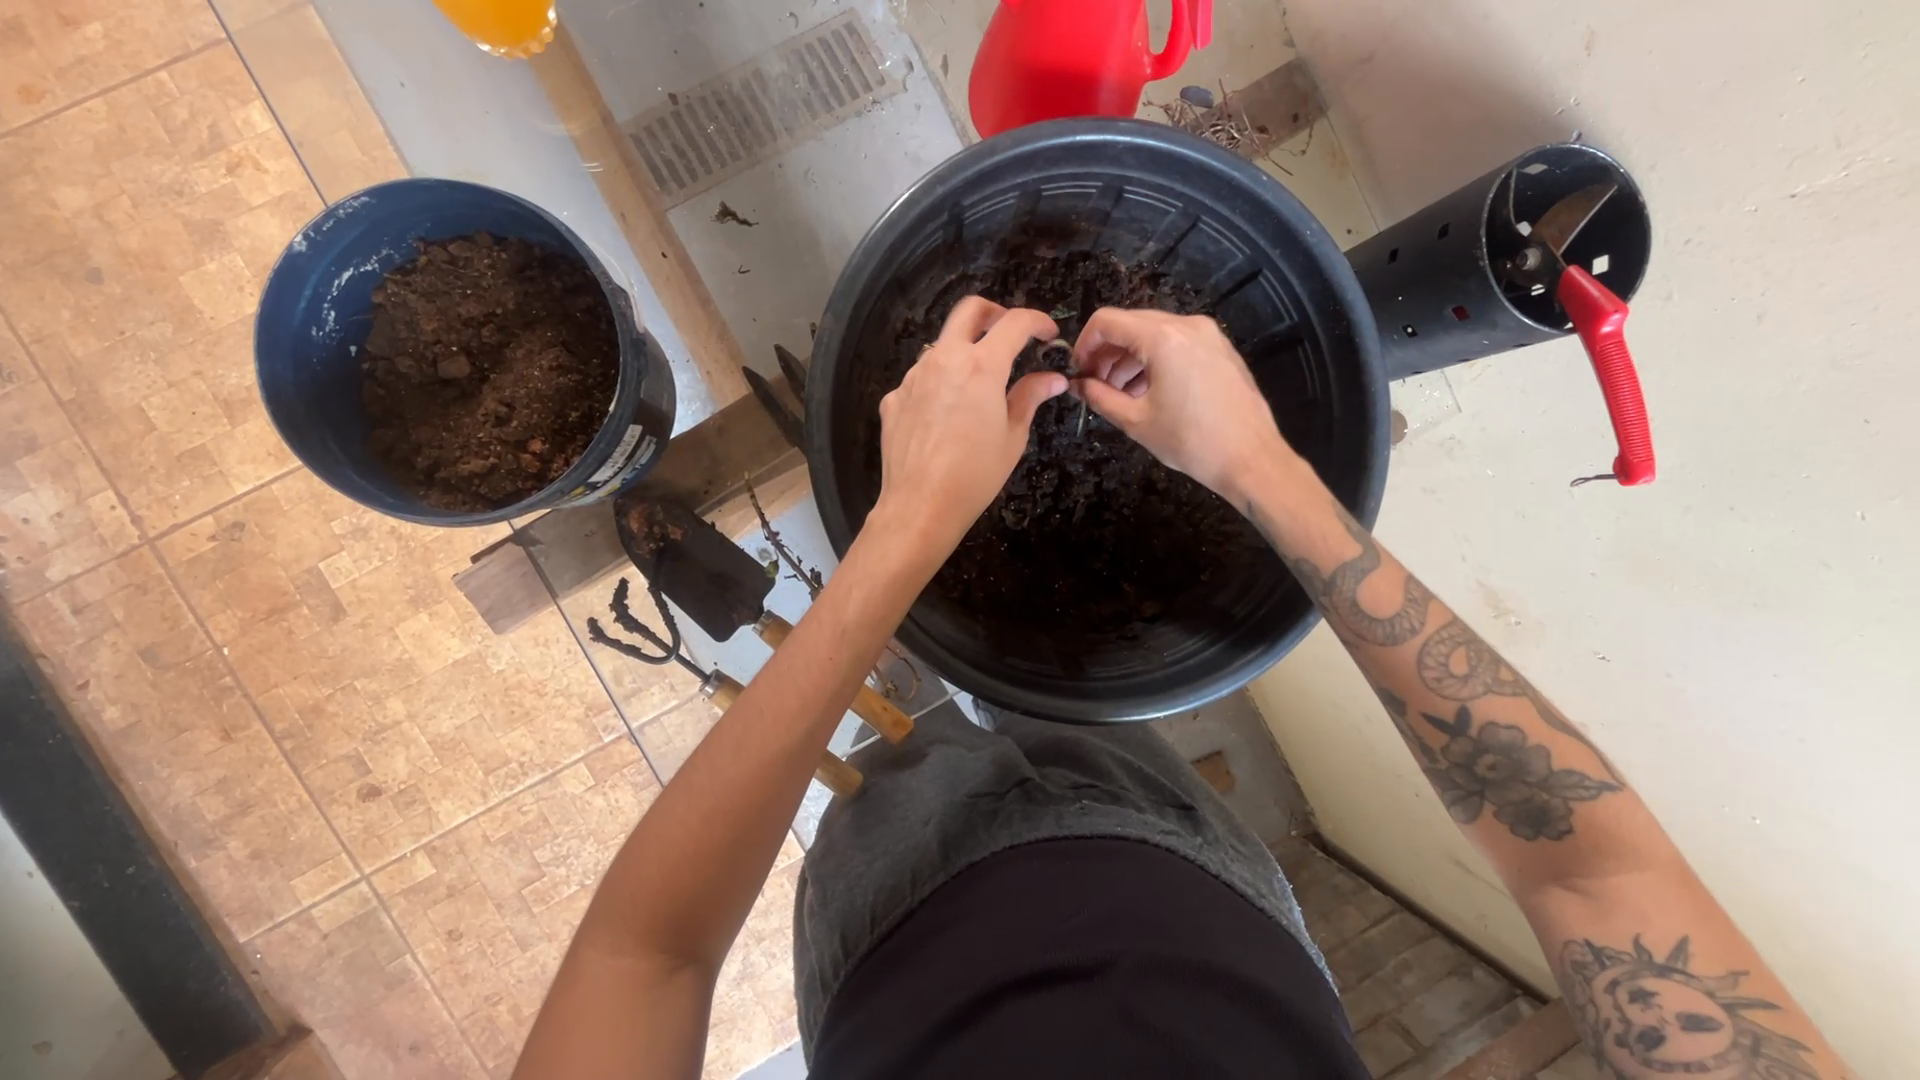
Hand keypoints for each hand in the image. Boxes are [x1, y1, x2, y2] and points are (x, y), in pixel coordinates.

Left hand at [872, 296, 1065, 552]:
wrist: (920, 505)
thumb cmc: (975, 474)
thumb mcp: (1012, 437)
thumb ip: (1030, 397)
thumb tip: (1053, 378)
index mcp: (981, 366)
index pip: (1015, 323)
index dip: (1037, 321)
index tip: (1048, 333)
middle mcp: (943, 359)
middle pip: (969, 311)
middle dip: (995, 313)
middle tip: (1011, 334)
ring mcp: (913, 377)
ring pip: (941, 346)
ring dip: (963, 353)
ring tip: (978, 386)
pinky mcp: (894, 398)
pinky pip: (920, 380)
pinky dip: (939, 385)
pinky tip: (945, 417)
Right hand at [1071, 308, 1297, 501]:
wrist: (1250, 458)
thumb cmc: (1190, 441)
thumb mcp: (1136, 421)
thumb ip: (1100, 397)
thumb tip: (1077, 386)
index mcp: (1163, 338)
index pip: (1107, 322)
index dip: (1084, 344)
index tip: (1078, 372)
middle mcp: (1187, 325)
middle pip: (1130, 324)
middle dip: (1107, 353)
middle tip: (1095, 385)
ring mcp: (1208, 334)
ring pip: (1153, 333)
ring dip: (1129, 358)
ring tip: (1119, 394)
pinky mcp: (1220, 349)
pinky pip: (1177, 343)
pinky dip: (1155, 360)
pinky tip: (1148, 392)